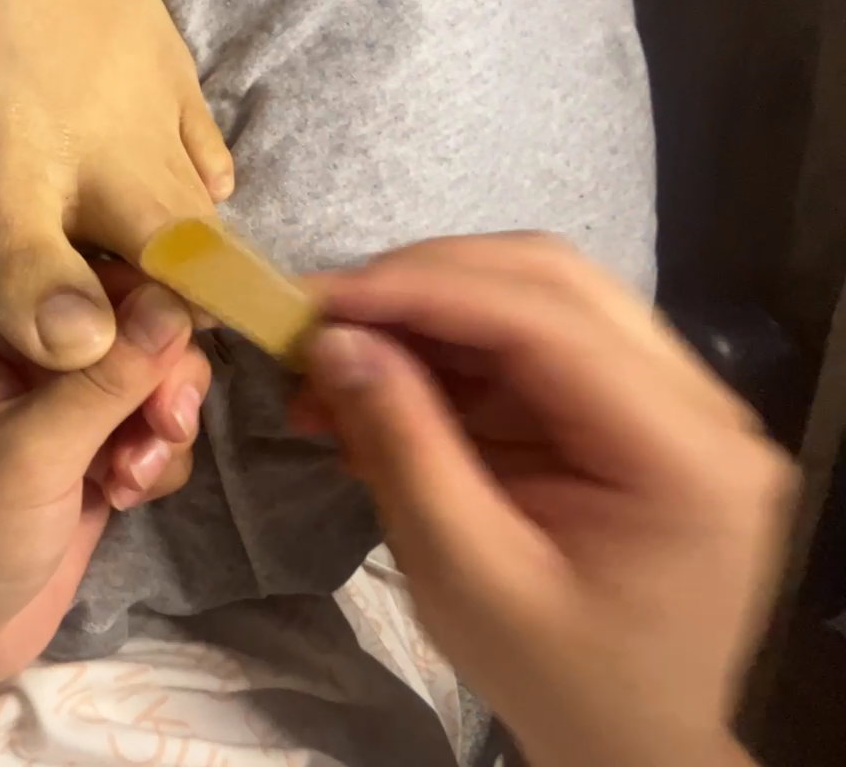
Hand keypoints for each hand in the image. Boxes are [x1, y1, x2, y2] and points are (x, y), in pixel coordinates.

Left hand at [0, 0, 233, 372]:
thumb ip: (37, 280)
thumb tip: (89, 354)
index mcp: (151, 207)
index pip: (201, 301)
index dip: (186, 340)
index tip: (152, 367)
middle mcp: (180, 160)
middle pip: (201, 249)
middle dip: (177, 294)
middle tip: (126, 315)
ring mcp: (175, 99)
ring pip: (198, 187)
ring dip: (177, 229)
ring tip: (140, 256)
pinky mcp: (156, 52)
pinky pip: (189, 126)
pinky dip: (180, 161)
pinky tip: (159, 163)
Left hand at [0, 277, 204, 692]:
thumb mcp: (34, 450)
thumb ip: (106, 380)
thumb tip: (172, 302)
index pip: (88, 288)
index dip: (147, 307)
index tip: (188, 344)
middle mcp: (34, 364)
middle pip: (133, 335)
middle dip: (159, 381)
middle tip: (164, 427)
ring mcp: (65, 412)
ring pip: (150, 388)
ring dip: (157, 432)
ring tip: (127, 482)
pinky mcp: (93, 457)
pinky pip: (150, 436)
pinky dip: (152, 463)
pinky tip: (123, 499)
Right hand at [295, 234, 795, 765]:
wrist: (626, 733)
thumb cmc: (554, 670)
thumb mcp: (461, 565)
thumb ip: (400, 440)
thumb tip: (331, 341)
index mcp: (682, 453)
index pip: (543, 319)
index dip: (417, 290)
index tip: (312, 299)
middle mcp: (688, 403)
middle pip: (543, 278)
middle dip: (414, 281)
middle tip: (319, 316)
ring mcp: (648, 399)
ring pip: (518, 295)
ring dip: (409, 316)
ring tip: (326, 366)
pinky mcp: (599, 408)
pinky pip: (498, 344)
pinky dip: (418, 354)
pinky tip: (360, 395)